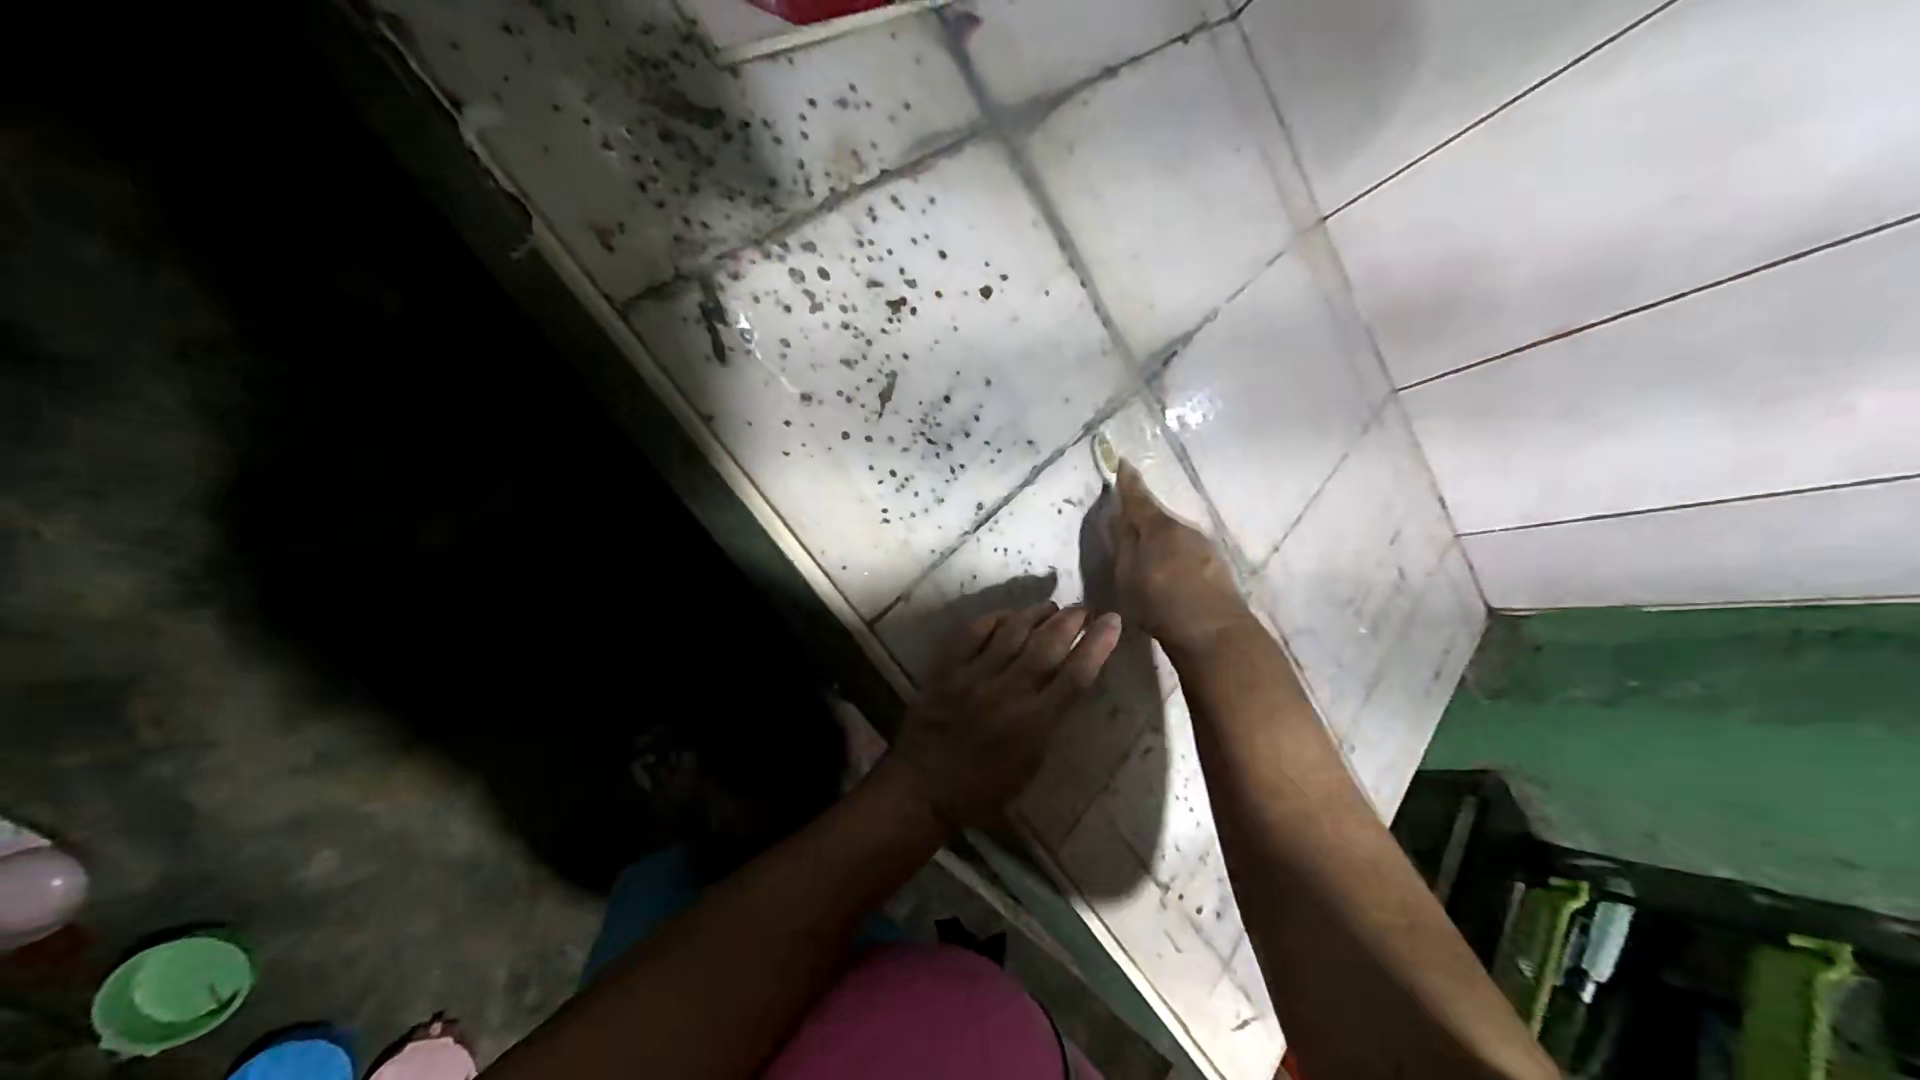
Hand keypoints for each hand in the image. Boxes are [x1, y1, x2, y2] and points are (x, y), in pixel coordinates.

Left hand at [890, 602, 1122, 828]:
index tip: (1113, 621)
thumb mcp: (1031, 765)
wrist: (923, 788)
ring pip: (1013, 631)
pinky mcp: (946, 670)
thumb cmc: (983, 788)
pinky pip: (973, 633)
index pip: (1077, 674)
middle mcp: (1008, 693)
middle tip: (1085, 607)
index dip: (1098, 644)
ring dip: (1037, 614)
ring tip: (1052, 606)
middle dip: (1072, 620)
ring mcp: (974, 677)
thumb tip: (1064, 683)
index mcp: (1034, 723)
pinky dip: (994, 619)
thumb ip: (1049, 722)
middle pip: (1048, 644)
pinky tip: (1008, 615)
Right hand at [1111, 460, 1248, 652]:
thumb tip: (1119, 517)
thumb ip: (1123, 543)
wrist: (1214, 632)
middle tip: (1126, 525)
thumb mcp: (1127, 574)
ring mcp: (1205, 545)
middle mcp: (1184, 528)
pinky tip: (1169, 573)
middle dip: (1142, 518)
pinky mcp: (1217, 565)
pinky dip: (1174, 555)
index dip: (1128, 481)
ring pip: (1174, 534)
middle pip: (1157, 516)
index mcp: (1158, 526)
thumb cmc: (1160, 602)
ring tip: (1147, 558)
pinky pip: (1187, 550)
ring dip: (1160, 540)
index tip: (1123, 464)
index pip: (1138, 497)